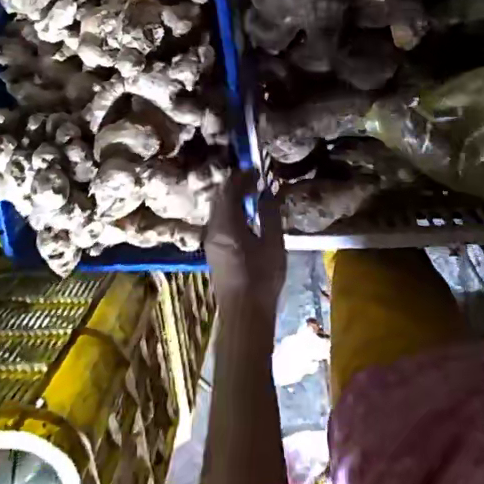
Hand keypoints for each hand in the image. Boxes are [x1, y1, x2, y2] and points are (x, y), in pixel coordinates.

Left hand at [206, 172, 284, 323]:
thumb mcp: (273, 243)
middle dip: (235, 185)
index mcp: (226, 225)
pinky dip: (230, 212)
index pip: (229, 190)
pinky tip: (246, 217)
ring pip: (217, 210)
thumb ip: (269, 214)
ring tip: (252, 195)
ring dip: (232, 199)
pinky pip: (219, 222)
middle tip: (255, 179)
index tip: (256, 169)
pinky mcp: (213, 251)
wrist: (244, 313)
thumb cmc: (263, 278)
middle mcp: (213, 230)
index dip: (242, 176)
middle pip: (219, 198)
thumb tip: (267, 191)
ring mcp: (210, 241)